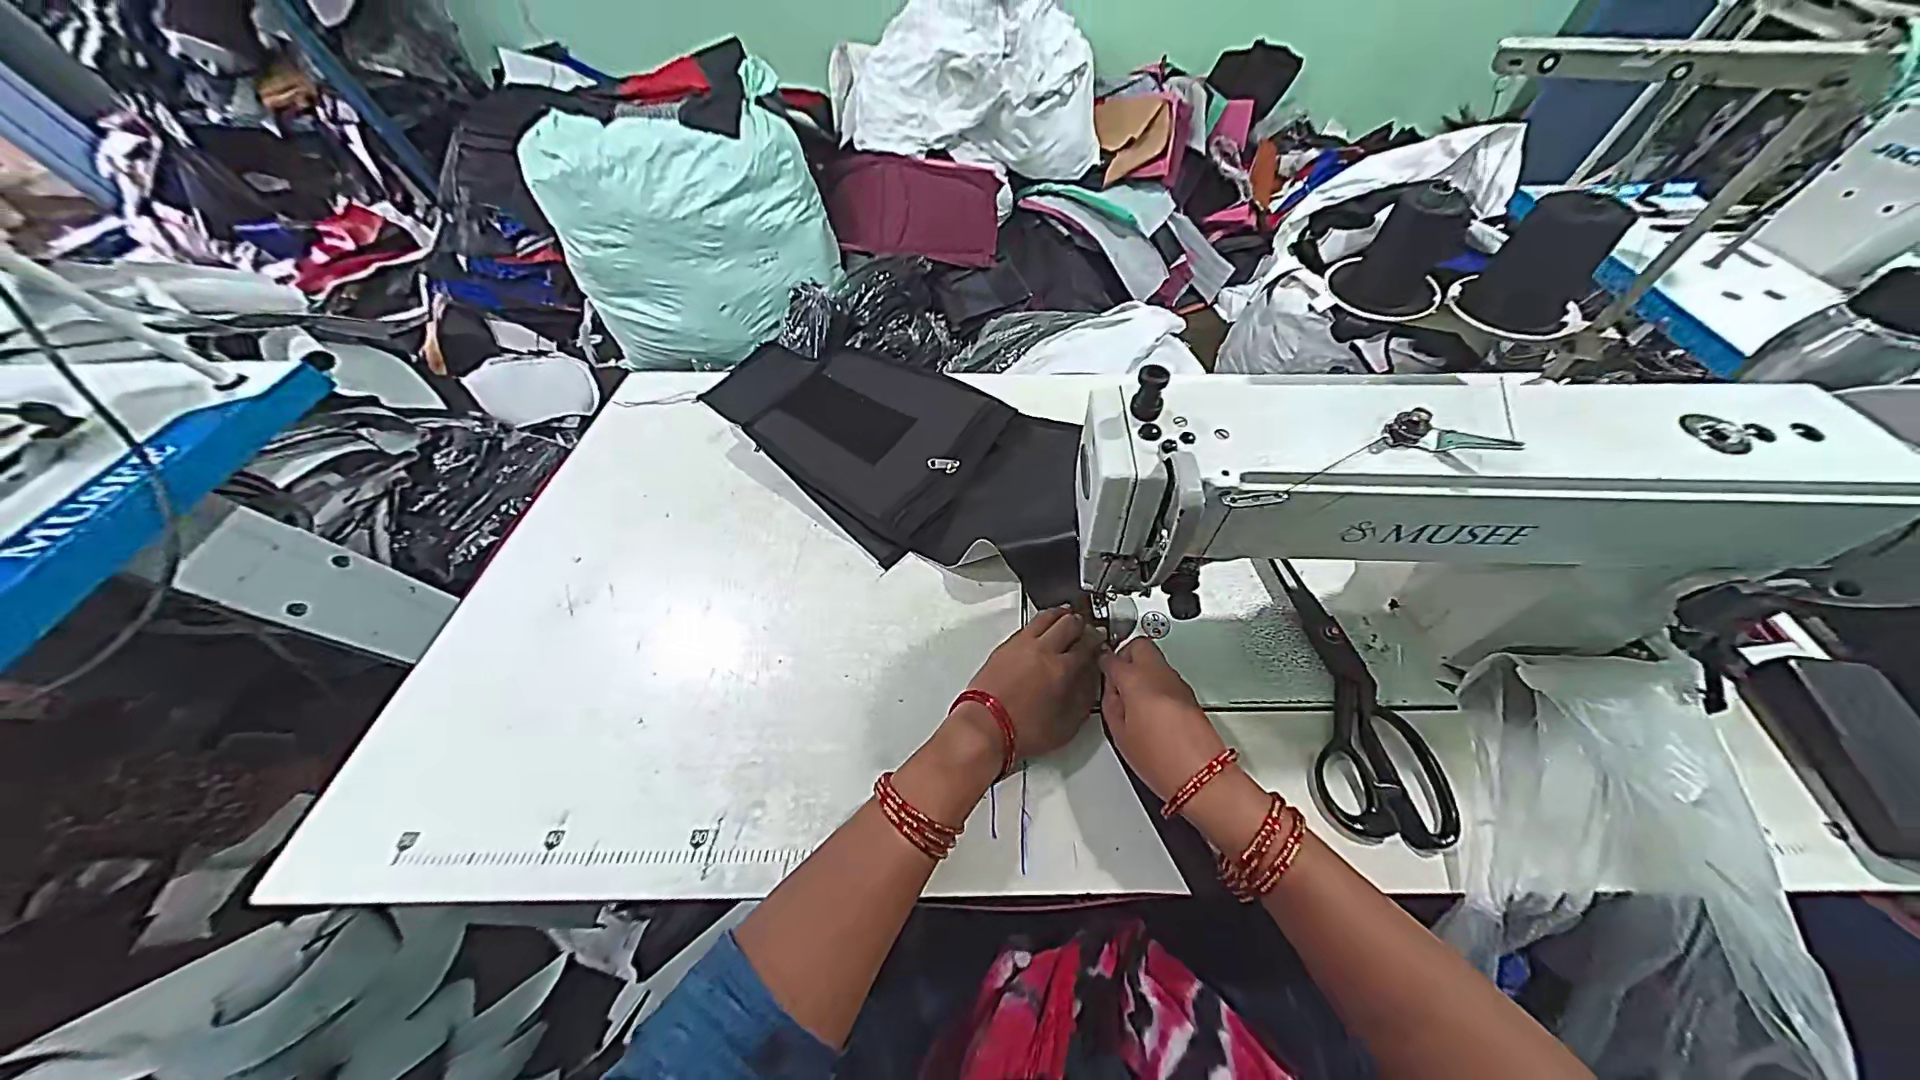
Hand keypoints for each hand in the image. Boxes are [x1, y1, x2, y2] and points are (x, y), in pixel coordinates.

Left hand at [960, 606, 1102, 758]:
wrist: (985, 726)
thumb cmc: (1020, 730)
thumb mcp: (1066, 725)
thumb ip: (1083, 698)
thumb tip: (1089, 682)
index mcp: (1062, 668)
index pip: (1087, 644)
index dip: (1097, 640)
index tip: (1099, 642)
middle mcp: (1043, 650)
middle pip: (1069, 622)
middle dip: (1082, 623)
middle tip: (1086, 626)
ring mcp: (1022, 645)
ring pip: (1046, 617)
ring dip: (1060, 615)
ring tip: (1066, 617)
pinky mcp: (1005, 646)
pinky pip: (1027, 625)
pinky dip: (1039, 623)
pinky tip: (1041, 629)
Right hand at [1100, 638, 1230, 800]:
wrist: (1202, 777)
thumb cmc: (1163, 760)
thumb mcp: (1119, 734)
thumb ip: (1110, 702)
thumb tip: (1110, 691)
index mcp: (1136, 680)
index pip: (1113, 657)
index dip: (1103, 661)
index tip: (1100, 666)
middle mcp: (1160, 674)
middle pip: (1139, 645)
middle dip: (1125, 654)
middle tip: (1116, 673)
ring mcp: (1177, 683)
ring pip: (1155, 659)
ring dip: (1141, 668)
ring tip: (1131, 694)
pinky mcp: (1189, 694)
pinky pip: (1166, 676)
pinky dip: (1154, 682)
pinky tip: (1147, 705)